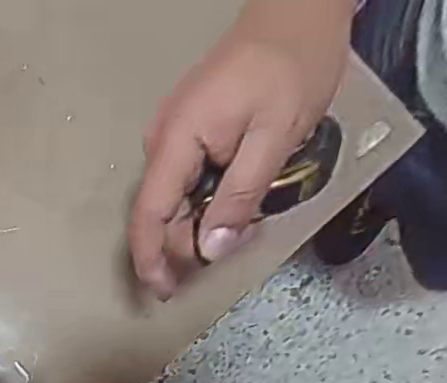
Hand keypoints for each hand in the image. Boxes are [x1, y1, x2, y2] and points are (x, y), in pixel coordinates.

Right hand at [129, 0, 352, 298]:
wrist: (298, 6)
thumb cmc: (292, 61)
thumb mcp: (276, 134)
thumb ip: (241, 195)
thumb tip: (212, 249)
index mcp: (175, 143)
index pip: (148, 217)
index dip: (150, 260)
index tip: (162, 291)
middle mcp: (160, 145)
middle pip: (159, 215)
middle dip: (182, 246)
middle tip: (219, 260)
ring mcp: (169, 140)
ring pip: (171, 202)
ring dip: (195, 226)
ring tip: (232, 233)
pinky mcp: (183, 136)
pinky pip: (183, 184)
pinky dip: (201, 204)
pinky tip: (226, 207)